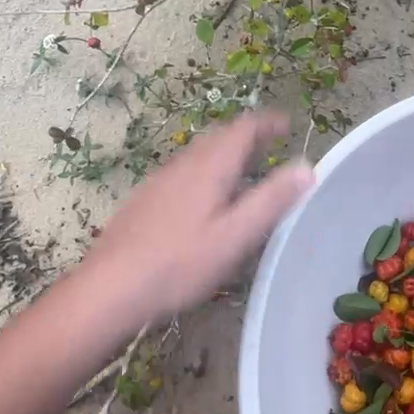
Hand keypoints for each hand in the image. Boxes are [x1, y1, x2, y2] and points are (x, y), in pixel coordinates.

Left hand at [80, 111, 314, 319]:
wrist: (107, 290)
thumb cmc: (179, 264)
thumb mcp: (235, 236)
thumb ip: (272, 199)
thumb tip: (307, 166)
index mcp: (211, 166)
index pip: (244, 127)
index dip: (268, 123)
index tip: (288, 125)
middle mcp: (184, 164)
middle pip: (220, 136)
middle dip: (247, 136)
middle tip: (270, 147)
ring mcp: (160, 181)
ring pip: (199, 155)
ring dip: (225, 154)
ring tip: (243, 174)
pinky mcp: (144, 202)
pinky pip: (182, 173)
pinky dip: (204, 173)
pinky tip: (203, 204)